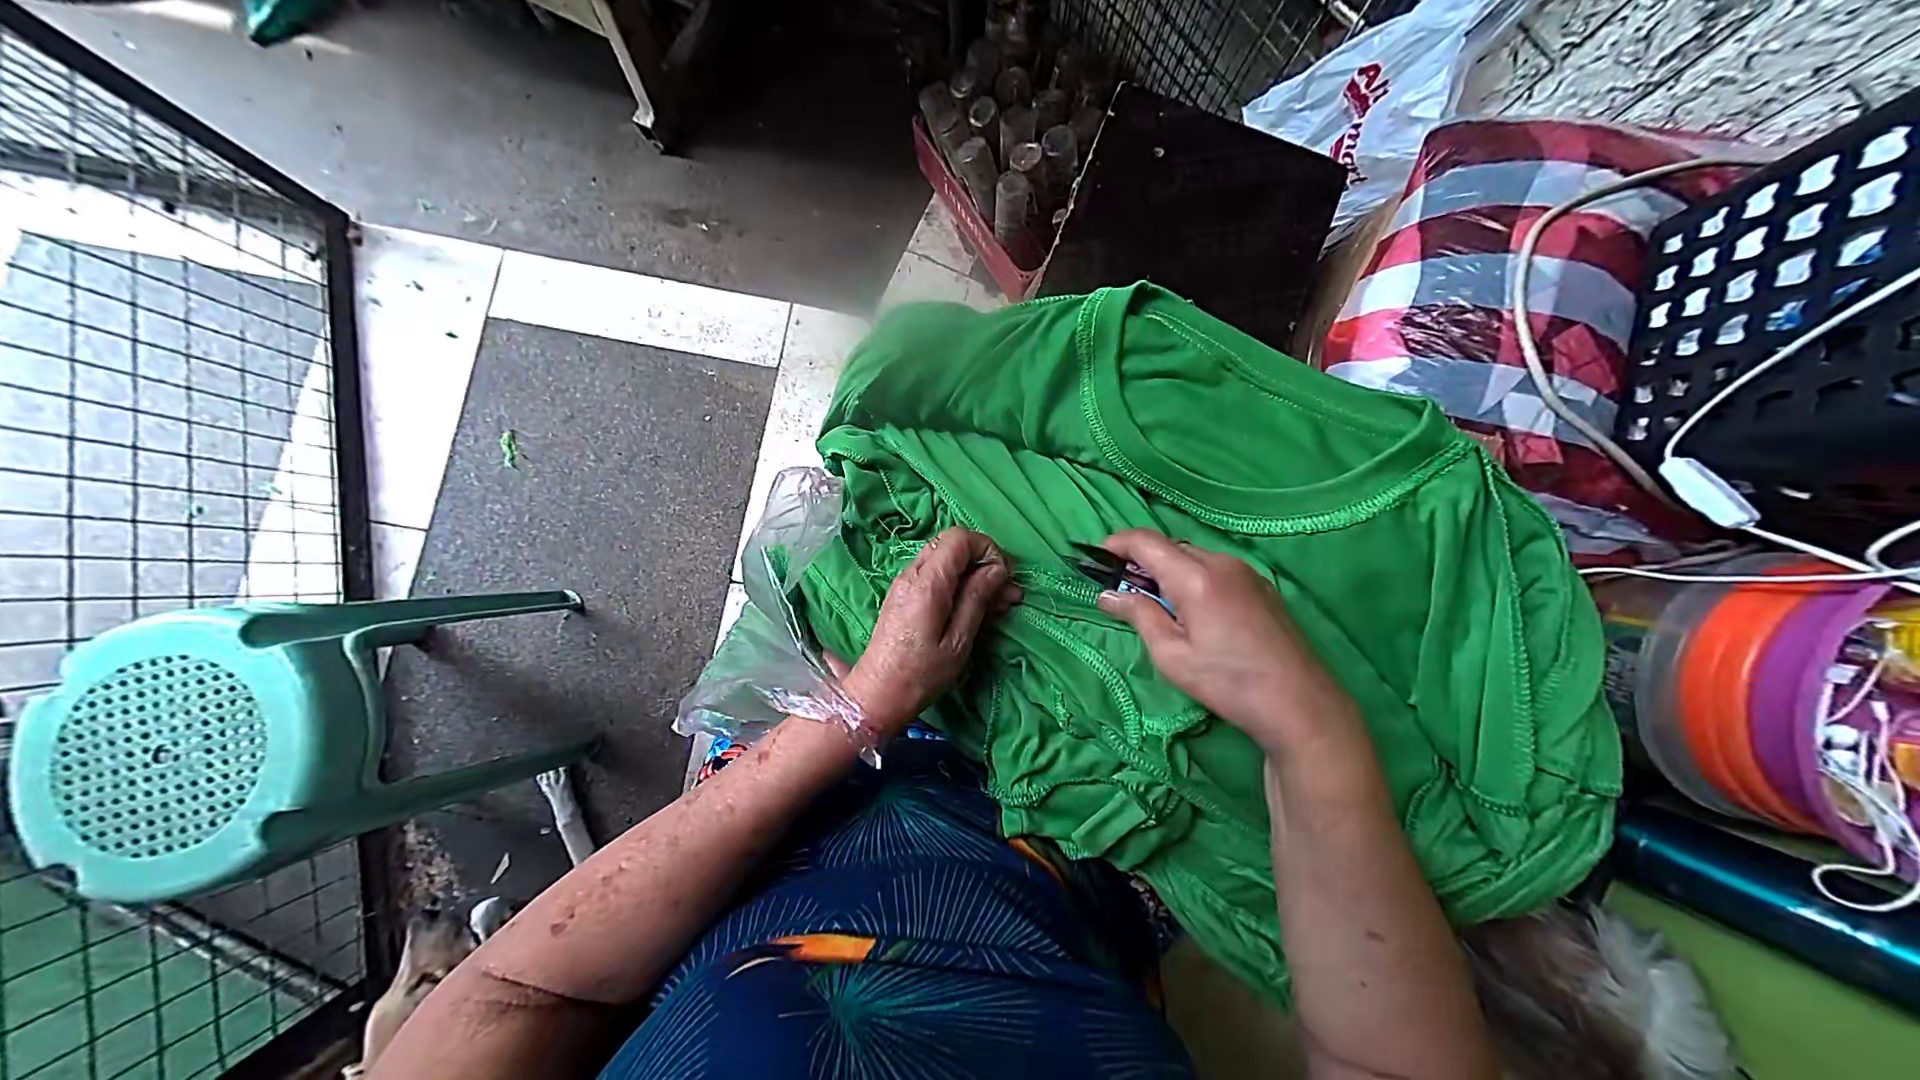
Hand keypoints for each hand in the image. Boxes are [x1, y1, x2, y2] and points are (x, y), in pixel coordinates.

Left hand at [840, 527, 1020, 735]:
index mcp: (927, 584)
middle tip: (1005, 591)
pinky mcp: (903, 595)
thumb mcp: (958, 641)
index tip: (1004, 577)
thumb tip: (997, 570)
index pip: (959, 538)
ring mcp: (904, 583)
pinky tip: (973, 606)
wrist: (878, 693)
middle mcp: (912, 575)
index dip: (987, 549)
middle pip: (951, 543)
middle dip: (982, 560)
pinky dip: (957, 582)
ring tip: (996, 602)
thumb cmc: (921, 674)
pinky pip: (934, 574)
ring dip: (971, 572)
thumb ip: (977, 599)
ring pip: (944, 558)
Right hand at [1095, 529, 1360, 756]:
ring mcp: (1247, 573)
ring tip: (1159, 605)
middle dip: (1142, 561)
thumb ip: (1139, 615)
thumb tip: (1108, 594)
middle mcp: (1222, 563)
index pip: (1146, 541)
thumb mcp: (1171, 655)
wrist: (1301, 704)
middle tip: (1124, 590)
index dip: (1117, 545)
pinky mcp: (1262, 587)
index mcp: (1196, 577)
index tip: (1097, 559)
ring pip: (1195, 557)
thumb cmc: (1228, 683)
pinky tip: (1194, 611)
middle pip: (1171, 547)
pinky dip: (1194, 578)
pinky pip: (1216, 570)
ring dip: (1169, 571)